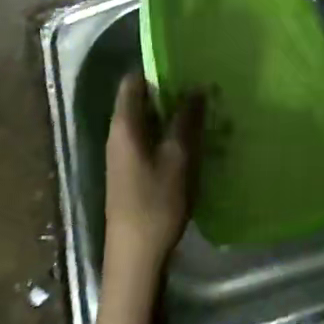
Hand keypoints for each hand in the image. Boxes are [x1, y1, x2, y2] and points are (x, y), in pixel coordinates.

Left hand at [105, 72, 201, 265]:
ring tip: (206, 112)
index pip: (133, 82)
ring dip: (172, 116)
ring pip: (148, 123)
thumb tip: (195, 87)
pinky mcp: (131, 174)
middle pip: (141, 101)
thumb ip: (186, 120)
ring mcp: (123, 156)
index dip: (157, 69)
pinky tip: (194, 143)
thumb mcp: (179, 158)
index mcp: (124, 126)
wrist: (135, 257)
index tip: (186, 66)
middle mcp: (118, 135)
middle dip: (170, 93)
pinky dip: (169, 136)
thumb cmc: (156, 203)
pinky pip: (150, 142)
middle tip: (204, 88)